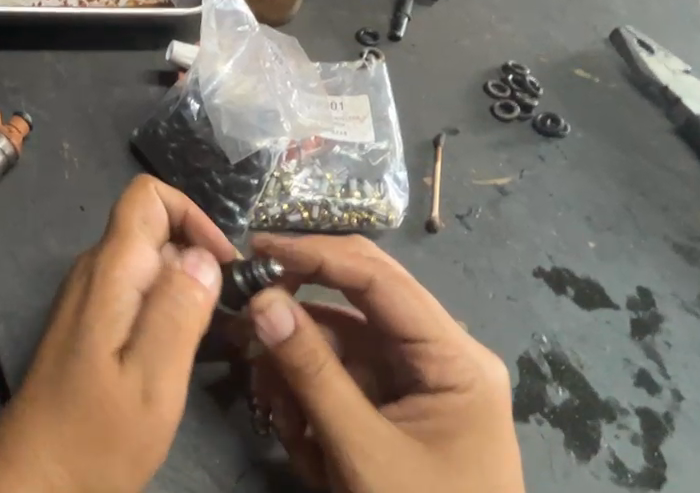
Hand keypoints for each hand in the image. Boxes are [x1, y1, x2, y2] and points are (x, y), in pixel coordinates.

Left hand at [0, 176, 236, 492]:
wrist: (36, 473)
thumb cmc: (96, 434)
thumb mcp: (152, 381)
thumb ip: (178, 310)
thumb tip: (204, 254)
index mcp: (110, 270)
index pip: (146, 196)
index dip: (192, 214)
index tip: (224, 264)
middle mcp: (96, 269)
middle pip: (152, 226)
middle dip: (197, 253)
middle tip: (229, 310)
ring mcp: (90, 295)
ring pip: (147, 260)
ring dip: (186, 283)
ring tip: (213, 334)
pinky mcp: (91, 320)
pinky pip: (136, 288)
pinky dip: (167, 304)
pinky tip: (181, 349)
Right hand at [244, 235, 522, 492]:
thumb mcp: (363, 452)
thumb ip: (310, 372)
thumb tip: (260, 298)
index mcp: (454, 356)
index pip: (378, 277)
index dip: (314, 254)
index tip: (255, 247)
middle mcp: (438, 352)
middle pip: (355, 299)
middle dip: (299, 310)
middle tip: (245, 309)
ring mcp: (414, 378)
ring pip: (338, 338)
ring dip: (297, 365)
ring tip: (275, 412)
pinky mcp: (393, 402)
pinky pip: (338, 373)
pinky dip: (308, 392)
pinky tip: (295, 432)